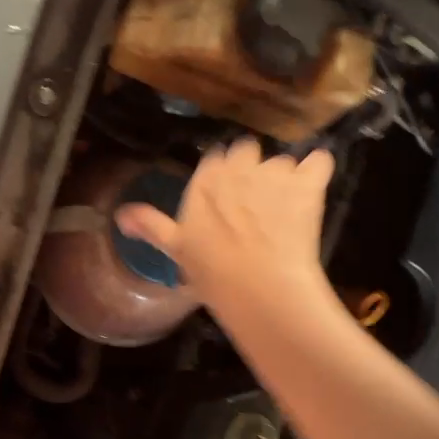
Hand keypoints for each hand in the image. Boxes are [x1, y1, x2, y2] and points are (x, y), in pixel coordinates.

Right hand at [115, 137, 336, 320]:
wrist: (260, 287)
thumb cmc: (212, 271)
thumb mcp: (175, 248)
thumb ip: (150, 225)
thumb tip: (120, 215)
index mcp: (205, 179)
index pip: (216, 158)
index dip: (223, 177)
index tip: (226, 201)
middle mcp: (240, 166)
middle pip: (248, 152)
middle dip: (253, 171)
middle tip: (254, 205)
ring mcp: (276, 172)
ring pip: (282, 162)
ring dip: (284, 179)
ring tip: (282, 212)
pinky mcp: (309, 183)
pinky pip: (319, 162)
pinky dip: (317, 172)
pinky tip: (313, 190)